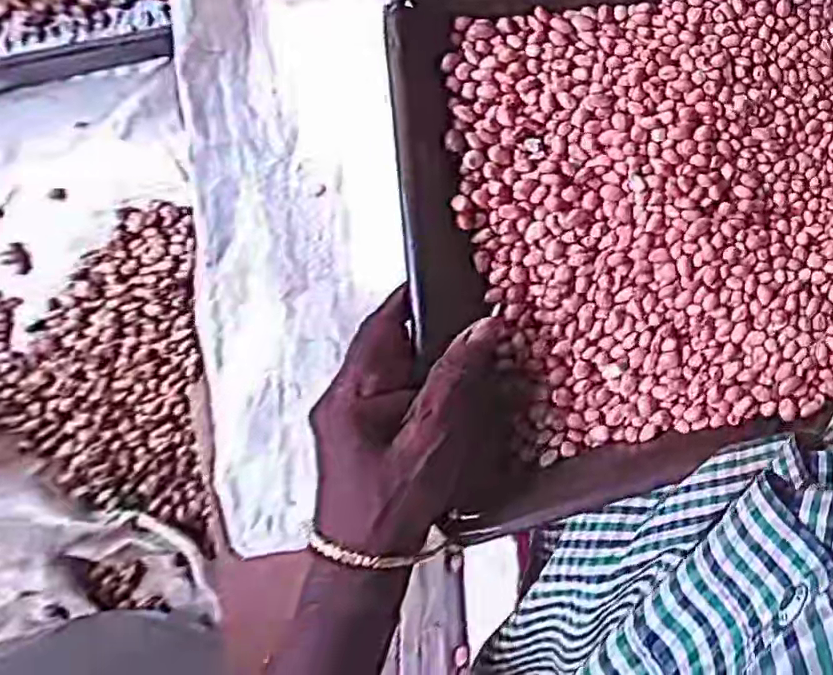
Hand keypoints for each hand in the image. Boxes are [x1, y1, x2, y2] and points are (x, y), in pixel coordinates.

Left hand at [308, 286, 503, 555]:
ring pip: (401, 364)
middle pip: (393, 341)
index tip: (447, 271)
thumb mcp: (432, 433)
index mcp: (351, 392)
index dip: (412, 294)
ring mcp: (355, 414)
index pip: (381, 324)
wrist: (365, 561)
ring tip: (478, 341)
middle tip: (478, 307)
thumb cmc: (395, 499)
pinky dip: (433, 377)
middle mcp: (346, 397)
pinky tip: (462, 383)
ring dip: (437, 352)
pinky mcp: (369, 429)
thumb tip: (486, 324)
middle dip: (435, 323)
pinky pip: (404, 387)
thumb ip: (457, 375)